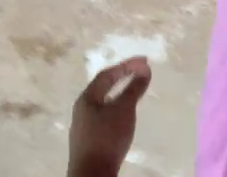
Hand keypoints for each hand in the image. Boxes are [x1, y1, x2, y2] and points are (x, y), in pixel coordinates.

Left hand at [68, 57, 151, 176]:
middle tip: (140, 72)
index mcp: (86, 98)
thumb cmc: (106, 137)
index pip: (107, 74)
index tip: (145, 61)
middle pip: (103, 87)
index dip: (127, 65)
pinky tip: (125, 116)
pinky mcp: (88, 141)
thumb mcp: (124, 109)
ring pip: (104, 103)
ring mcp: (83, 127)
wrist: (92, 176)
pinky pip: (104, 116)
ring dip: (120, 94)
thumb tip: (145, 69)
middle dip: (123, 77)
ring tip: (135, 91)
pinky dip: (117, 109)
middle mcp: (82, 109)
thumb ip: (134, 88)